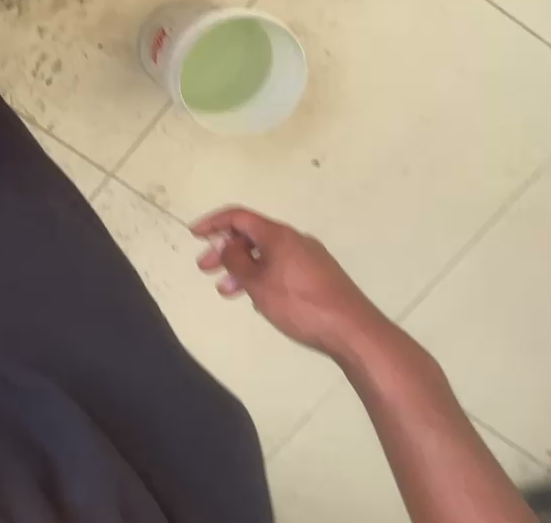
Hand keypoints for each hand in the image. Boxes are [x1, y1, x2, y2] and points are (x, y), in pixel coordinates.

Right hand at [191, 205, 390, 361]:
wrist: (356, 333)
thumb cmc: (300, 304)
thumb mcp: (257, 282)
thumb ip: (235, 260)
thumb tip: (227, 246)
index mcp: (278, 235)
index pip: (238, 216)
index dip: (212, 223)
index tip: (195, 234)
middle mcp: (294, 240)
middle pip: (251, 236)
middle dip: (224, 251)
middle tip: (206, 269)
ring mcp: (310, 258)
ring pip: (266, 255)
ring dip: (243, 269)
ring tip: (228, 292)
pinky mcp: (320, 277)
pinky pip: (281, 267)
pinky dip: (262, 276)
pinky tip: (258, 299)